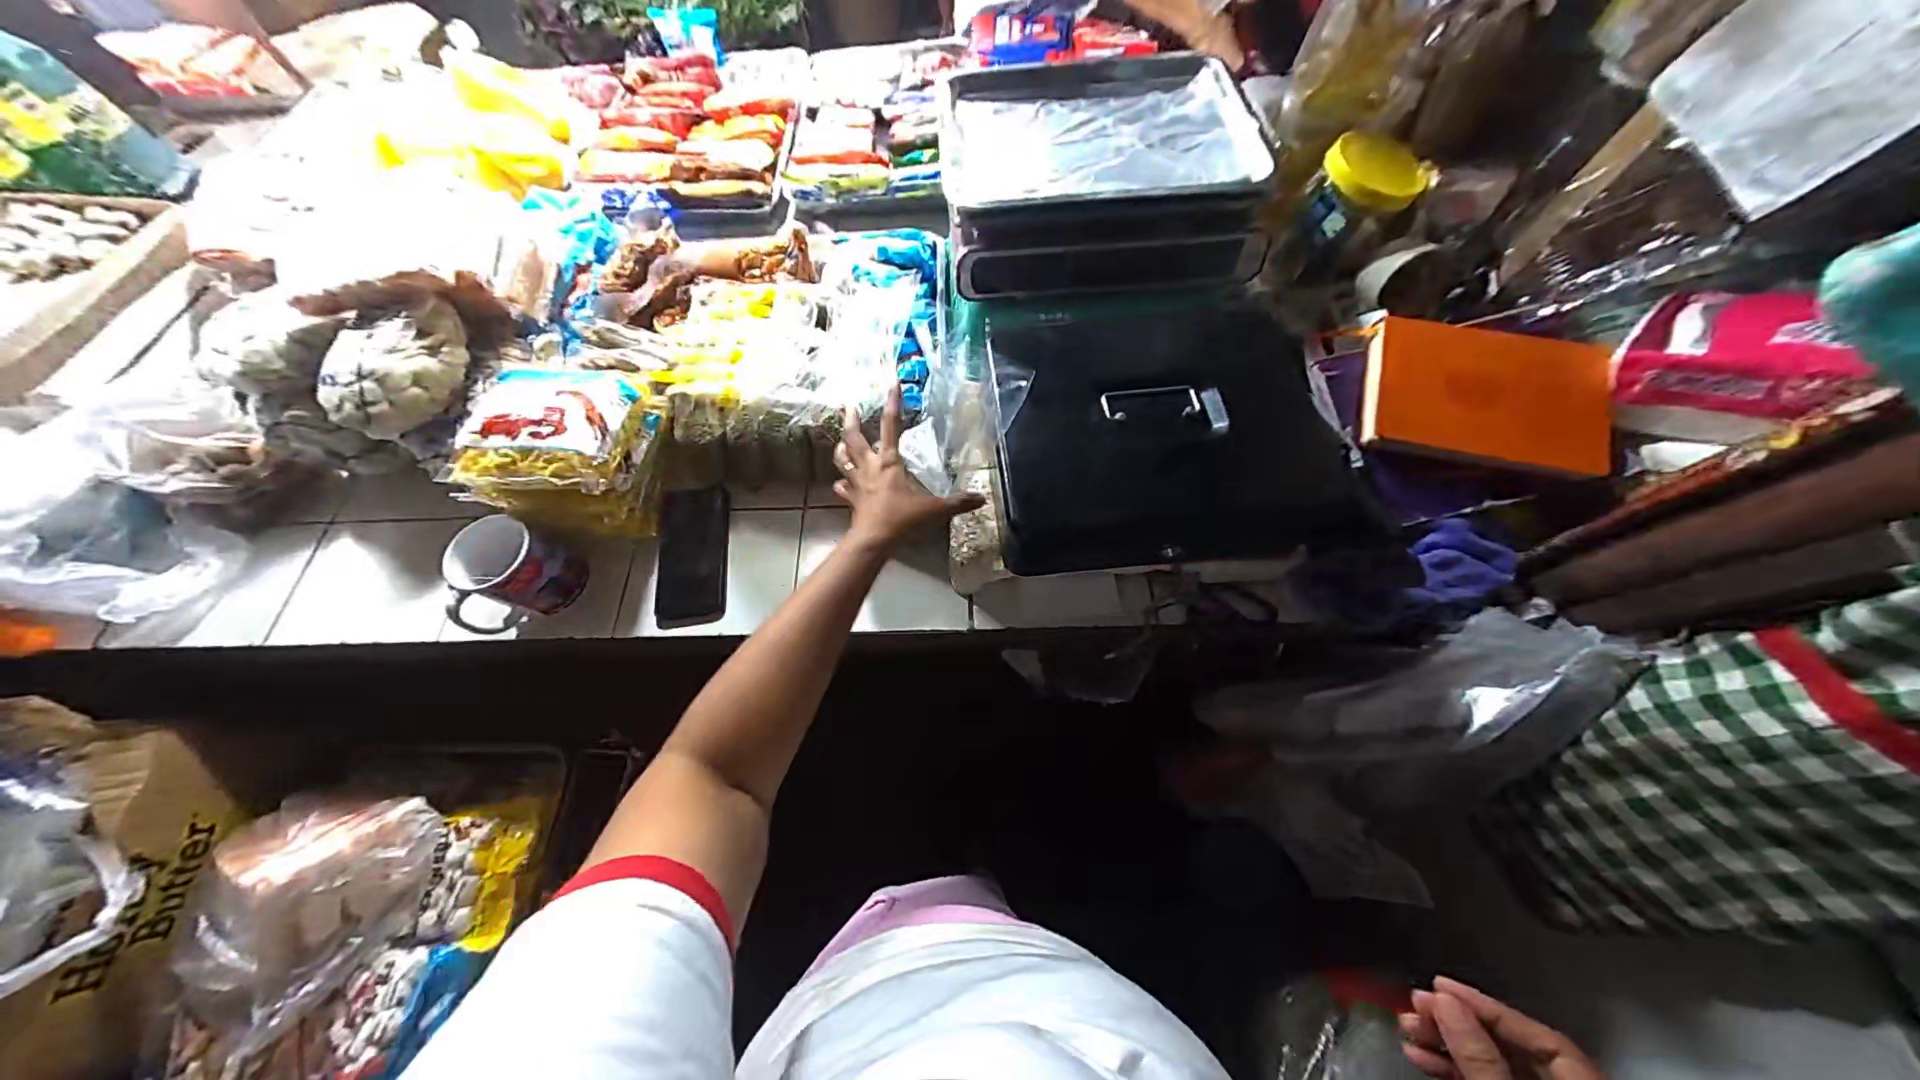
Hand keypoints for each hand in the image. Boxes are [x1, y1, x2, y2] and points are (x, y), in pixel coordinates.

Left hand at [832, 386, 982, 551]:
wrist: (873, 540)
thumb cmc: (902, 519)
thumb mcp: (935, 510)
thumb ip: (958, 502)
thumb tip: (981, 499)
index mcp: (889, 463)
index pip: (891, 426)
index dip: (892, 404)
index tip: (891, 384)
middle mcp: (870, 467)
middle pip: (854, 438)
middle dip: (851, 420)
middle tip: (849, 406)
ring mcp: (857, 483)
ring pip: (842, 459)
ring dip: (841, 447)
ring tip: (841, 439)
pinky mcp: (851, 499)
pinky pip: (842, 487)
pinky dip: (841, 482)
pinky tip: (841, 482)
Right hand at [1401, 977, 1604, 1079]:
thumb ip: (1481, 1058)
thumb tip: (1445, 1000)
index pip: (1543, 1038)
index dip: (1489, 1007)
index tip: (1440, 985)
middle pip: (1516, 1049)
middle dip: (1459, 1023)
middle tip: (1416, 1003)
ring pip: (1497, 1064)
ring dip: (1448, 1043)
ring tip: (1408, 1026)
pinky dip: (1454, 1067)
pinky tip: (1421, 1055)